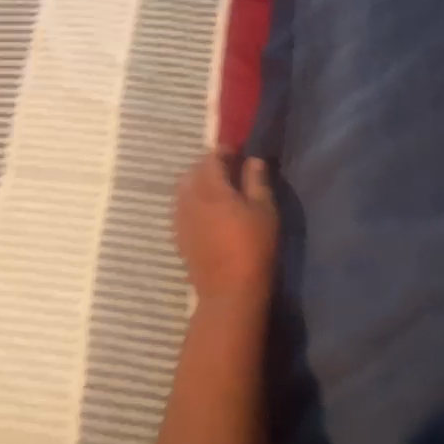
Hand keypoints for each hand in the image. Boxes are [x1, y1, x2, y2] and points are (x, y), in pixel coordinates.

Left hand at [174, 151, 278, 306]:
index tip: (238, 153)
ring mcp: (181, 220)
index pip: (210, 159)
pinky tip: (207, 211)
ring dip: (197, 182)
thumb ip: (257, 181)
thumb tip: (253, 159)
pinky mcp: (179, 237)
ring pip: (183, 190)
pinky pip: (180, 208)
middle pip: (192, 172)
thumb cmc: (253, 246)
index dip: (223, 152)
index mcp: (211, 189)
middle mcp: (190, 200)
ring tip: (217, 189)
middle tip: (228, 169)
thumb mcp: (264, 210)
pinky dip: (191, 200)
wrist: (229, 291)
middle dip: (208, 166)